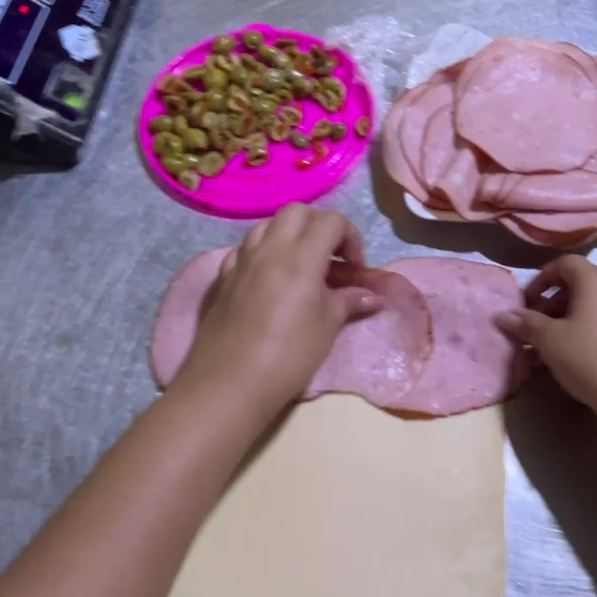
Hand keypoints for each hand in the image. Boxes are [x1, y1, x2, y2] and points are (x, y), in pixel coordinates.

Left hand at [176, 205, 376, 414]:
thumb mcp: (327, 327)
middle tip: (330, 254)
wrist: (228, 384)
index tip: (355, 267)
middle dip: (319, 224)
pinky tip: (269, 277)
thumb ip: (349, 302)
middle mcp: (270, 249)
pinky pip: (245, 248)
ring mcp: (242, 261)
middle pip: (297, 211)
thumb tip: (372, 296)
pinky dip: (262, 251)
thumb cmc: (288, 355)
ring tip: (300, 262)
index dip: (350, 237)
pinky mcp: (223, 278)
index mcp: (302, 256)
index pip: (331, 221)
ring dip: (289, 233)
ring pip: (267, 225)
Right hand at [496, 256, 596, 419]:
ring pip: (593, 302)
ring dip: (568, 317)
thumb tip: (503, 315)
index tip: (526, 302)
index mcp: (595, 279)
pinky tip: (575, 355)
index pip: (564, 263)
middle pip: (579, 282)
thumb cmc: (590, 359)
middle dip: (552, 302)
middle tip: (536, 327)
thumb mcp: (550, 341)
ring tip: (551, 346)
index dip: (541, 278)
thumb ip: (526, 324)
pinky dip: (587, 326)